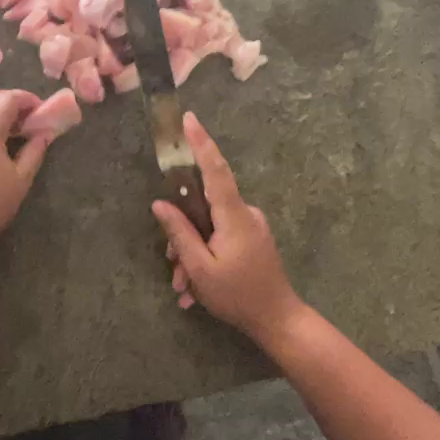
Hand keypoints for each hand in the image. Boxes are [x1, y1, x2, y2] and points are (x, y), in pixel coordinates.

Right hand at [151, 113, 304, 341]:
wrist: (279, 320)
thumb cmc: (238, 295)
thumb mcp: (200, 268)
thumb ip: (179, 233)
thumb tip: (160, 204)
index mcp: (234, 216)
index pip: (215, 170)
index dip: (201, 143)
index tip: (189, 119)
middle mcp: (246, 213)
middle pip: (204, 205)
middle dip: (183, 233)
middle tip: (174, 267)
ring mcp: (251, 225)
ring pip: (210, 225)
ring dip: (192, 251)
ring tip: (185, 286)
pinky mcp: (253, 237)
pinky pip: (220, 235)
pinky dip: (205, 255)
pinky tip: (196, 287)